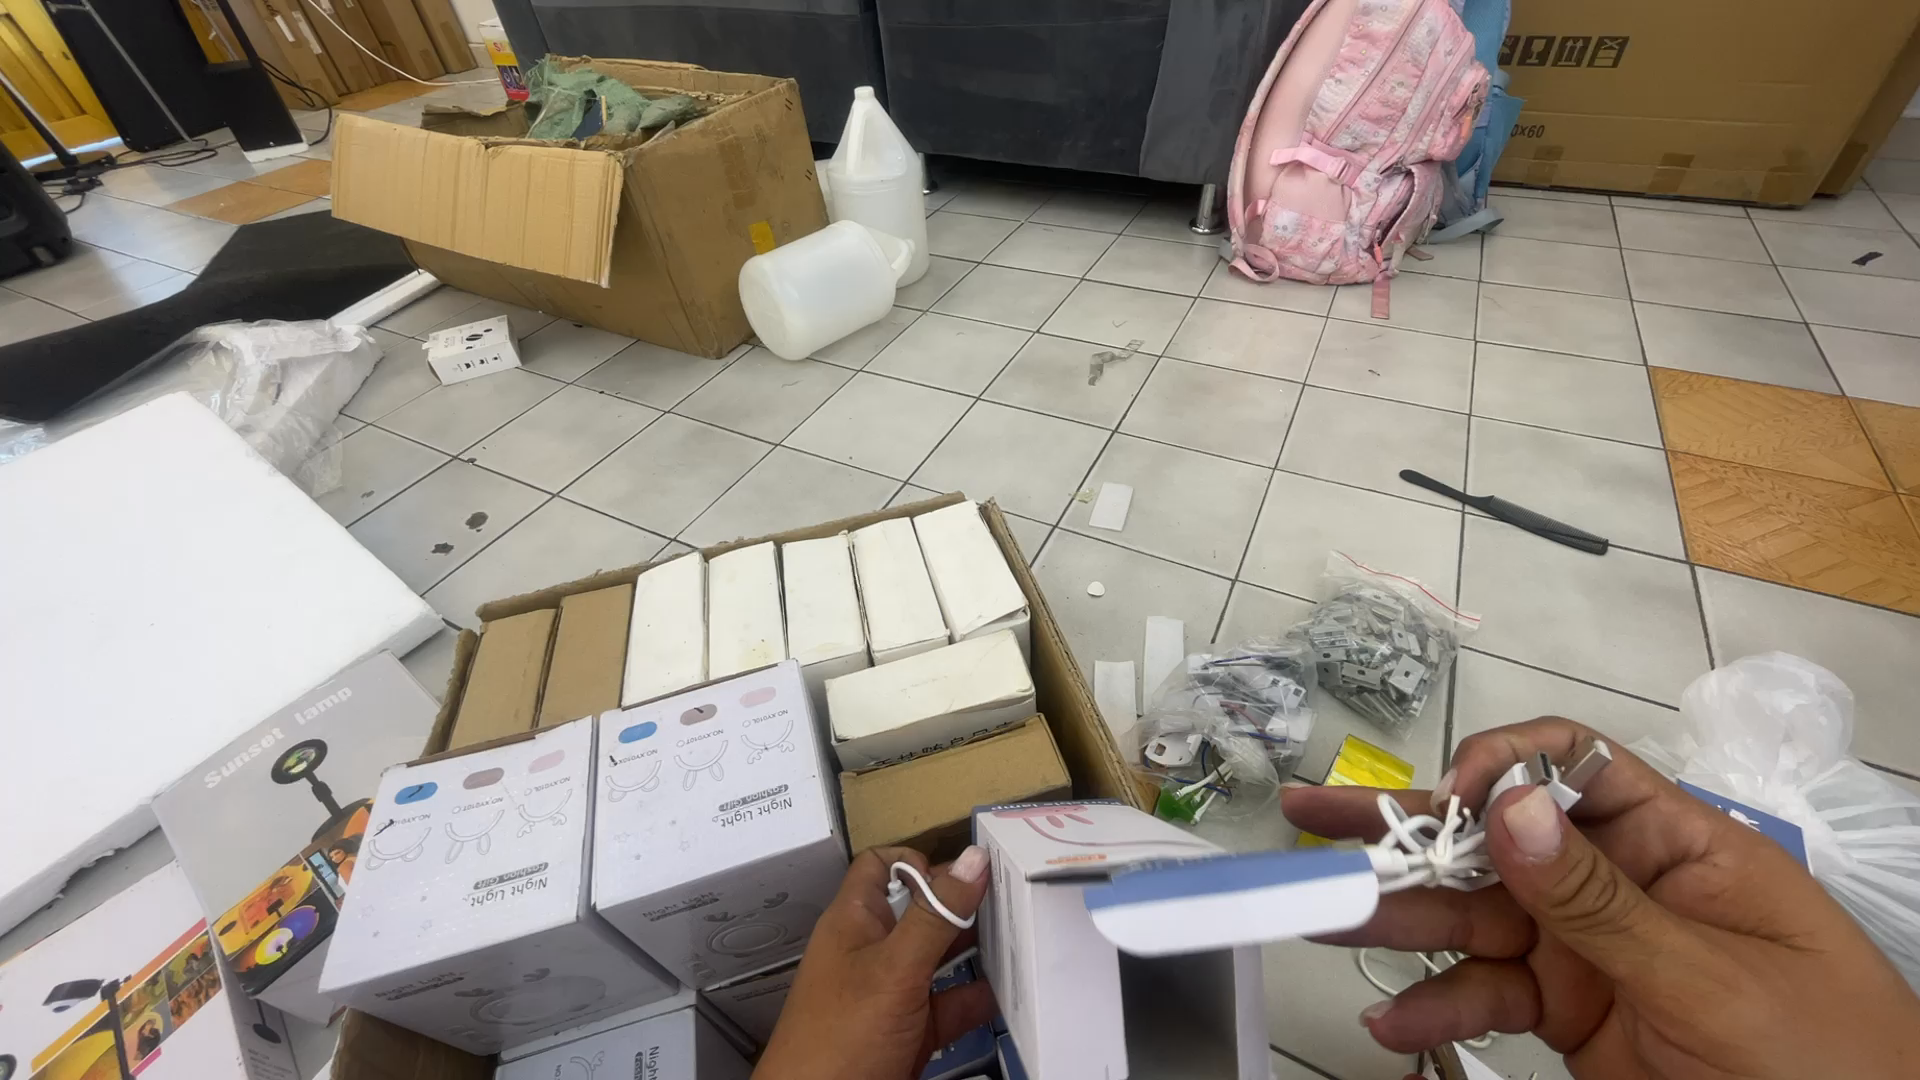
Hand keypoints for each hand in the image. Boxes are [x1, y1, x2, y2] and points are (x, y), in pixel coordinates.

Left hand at [753, 845, 992, 1079]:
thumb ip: (936, 915)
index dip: (919, 862)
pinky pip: (946, 1005)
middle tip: (1013, 898)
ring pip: (937, 957)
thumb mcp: (894, 969)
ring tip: (1022, 936)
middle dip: (961, 903)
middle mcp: (872, 949)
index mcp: (856, 920)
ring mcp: (889, 994)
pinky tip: (1009, 992)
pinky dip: (975, 999)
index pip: (881, 866)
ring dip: (975, 949)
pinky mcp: (907, 1035)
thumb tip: (975, 856)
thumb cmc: (846, 1034)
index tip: (961, 876)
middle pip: (919, 909)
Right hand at [1280, 718, 1919, 1079]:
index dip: (1499, 766)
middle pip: (1484, 836)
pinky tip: (1392, 1020)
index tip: (1448, 803)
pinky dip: (1434, 1004)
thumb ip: (1602, 900)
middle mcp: (1607, 881)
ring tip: (1322, 921)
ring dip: (1392, 919)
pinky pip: (1478, 990)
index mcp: (1670, 848)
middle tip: (1309, 814)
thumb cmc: (1836, 1079)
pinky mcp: (1554, 1005)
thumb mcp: (1719, 987)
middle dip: (1396, 829)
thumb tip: (1508, 805)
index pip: (1569, 766)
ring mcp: (1575, 944)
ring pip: (1462, 911)